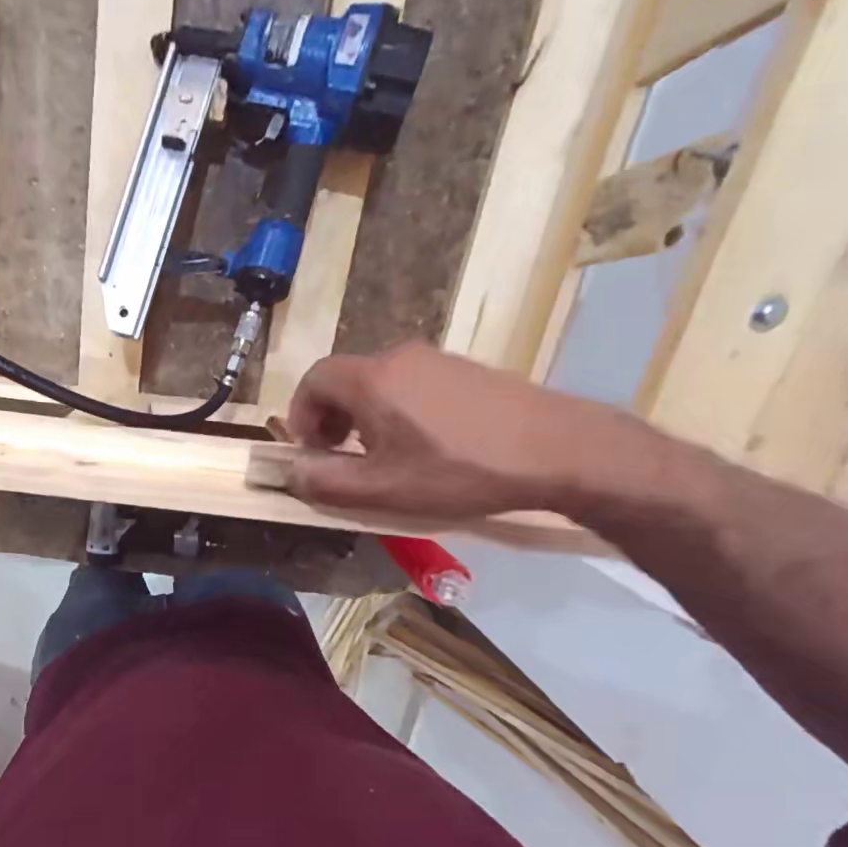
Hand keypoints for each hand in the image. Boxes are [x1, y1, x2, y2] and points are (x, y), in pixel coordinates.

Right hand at [284, 343, 660, 519]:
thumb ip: (327, 482)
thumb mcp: (385, 489)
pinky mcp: (464, 369)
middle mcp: (399, 357)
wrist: (555, 449)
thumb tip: (293, 474)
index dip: (300, 415)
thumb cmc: (459, 470)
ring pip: (380, 382)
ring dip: (364, 416)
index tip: (311, 451)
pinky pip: (411, 384)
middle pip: (345, 378)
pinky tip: (425, 446)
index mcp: (372, 379)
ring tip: (384, 457)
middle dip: (331, 418)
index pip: (313, 380)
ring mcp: (436, 359)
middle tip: (342, 457)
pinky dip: (397, 410)